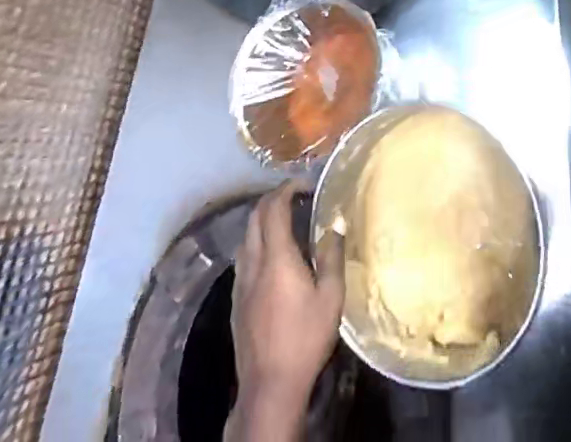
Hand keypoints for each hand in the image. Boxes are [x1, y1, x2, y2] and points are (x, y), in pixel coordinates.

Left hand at [227, 183, 343, 441]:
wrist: (269, 385)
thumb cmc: (305, 338)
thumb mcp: (331, 297)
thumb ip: (332, 257)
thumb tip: (335, 226)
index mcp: (276, 258)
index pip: (274, 210)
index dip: (287, 189)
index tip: (305, 184)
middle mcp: (253, 264)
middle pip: (254, 218)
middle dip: (272, 200)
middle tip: (296, 196)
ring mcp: (240, 283)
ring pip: (245, 237)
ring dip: (262, 220)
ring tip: (286, 220)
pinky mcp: (235, 300)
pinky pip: (243, 257)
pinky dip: (257, 241)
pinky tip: (273, 254)